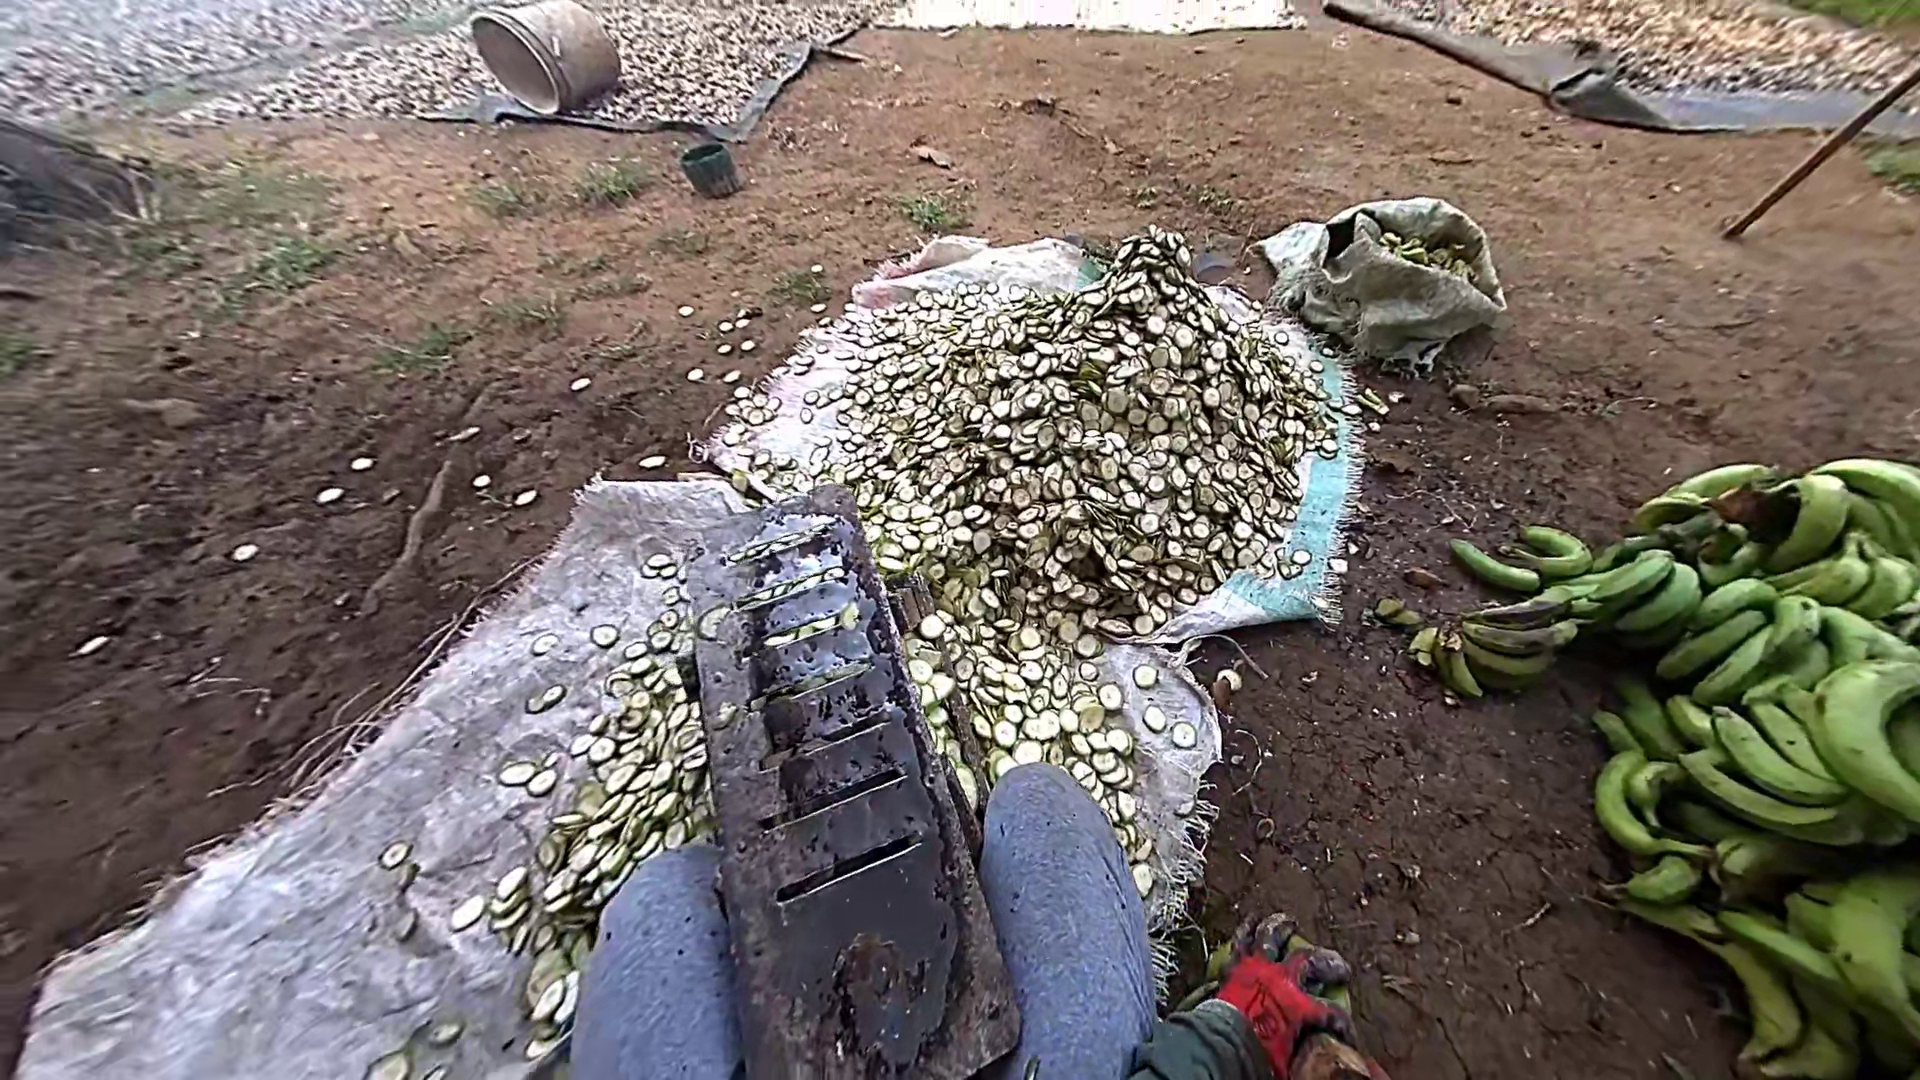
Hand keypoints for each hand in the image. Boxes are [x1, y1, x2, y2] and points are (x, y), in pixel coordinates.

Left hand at [1212, 915, 1360, 1077]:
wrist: (1224, 1041)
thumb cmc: (1260, 1055)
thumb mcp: (1294, 1061)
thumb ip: (1311, 1050)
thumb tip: (1327, 1059)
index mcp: (1299, 1007)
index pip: (1333, 1014)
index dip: (1344, 1025)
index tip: (1348, 1035)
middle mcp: (1280, 979)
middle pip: (1308, 960)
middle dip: (1327, 962)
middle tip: (1338, 964)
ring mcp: (1255, 965)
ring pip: (1269, 935)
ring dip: (1280, 927)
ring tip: (1287, 920)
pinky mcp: (1234, 963)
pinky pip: (1241, 939)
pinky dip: (1247, 929)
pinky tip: (1250, 922)